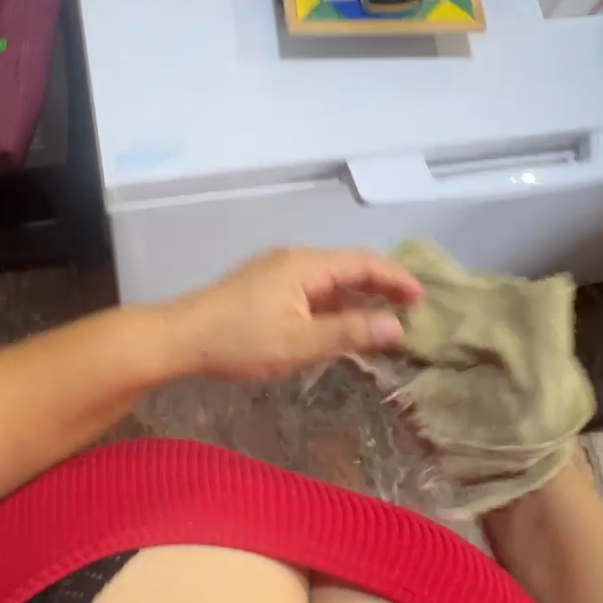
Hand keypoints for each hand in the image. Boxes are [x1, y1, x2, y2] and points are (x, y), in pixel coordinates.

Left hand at [162, 249, 423, 381]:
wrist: (179, 338)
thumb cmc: (240, 341)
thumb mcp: (300, 342)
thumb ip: (350, 333)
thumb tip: (397, 327)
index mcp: (306, 264)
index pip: (364, 262)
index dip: (397, 278)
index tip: (423, 298)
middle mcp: (293, 260)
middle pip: (348, 267)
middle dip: (381, 286)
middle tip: (410, 309)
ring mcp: (275, 272)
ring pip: (328, 280)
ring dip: (356, 297)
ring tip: (382, 319)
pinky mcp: (262, 288)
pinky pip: (310, 290)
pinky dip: (332, 304)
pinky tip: (339, 325)